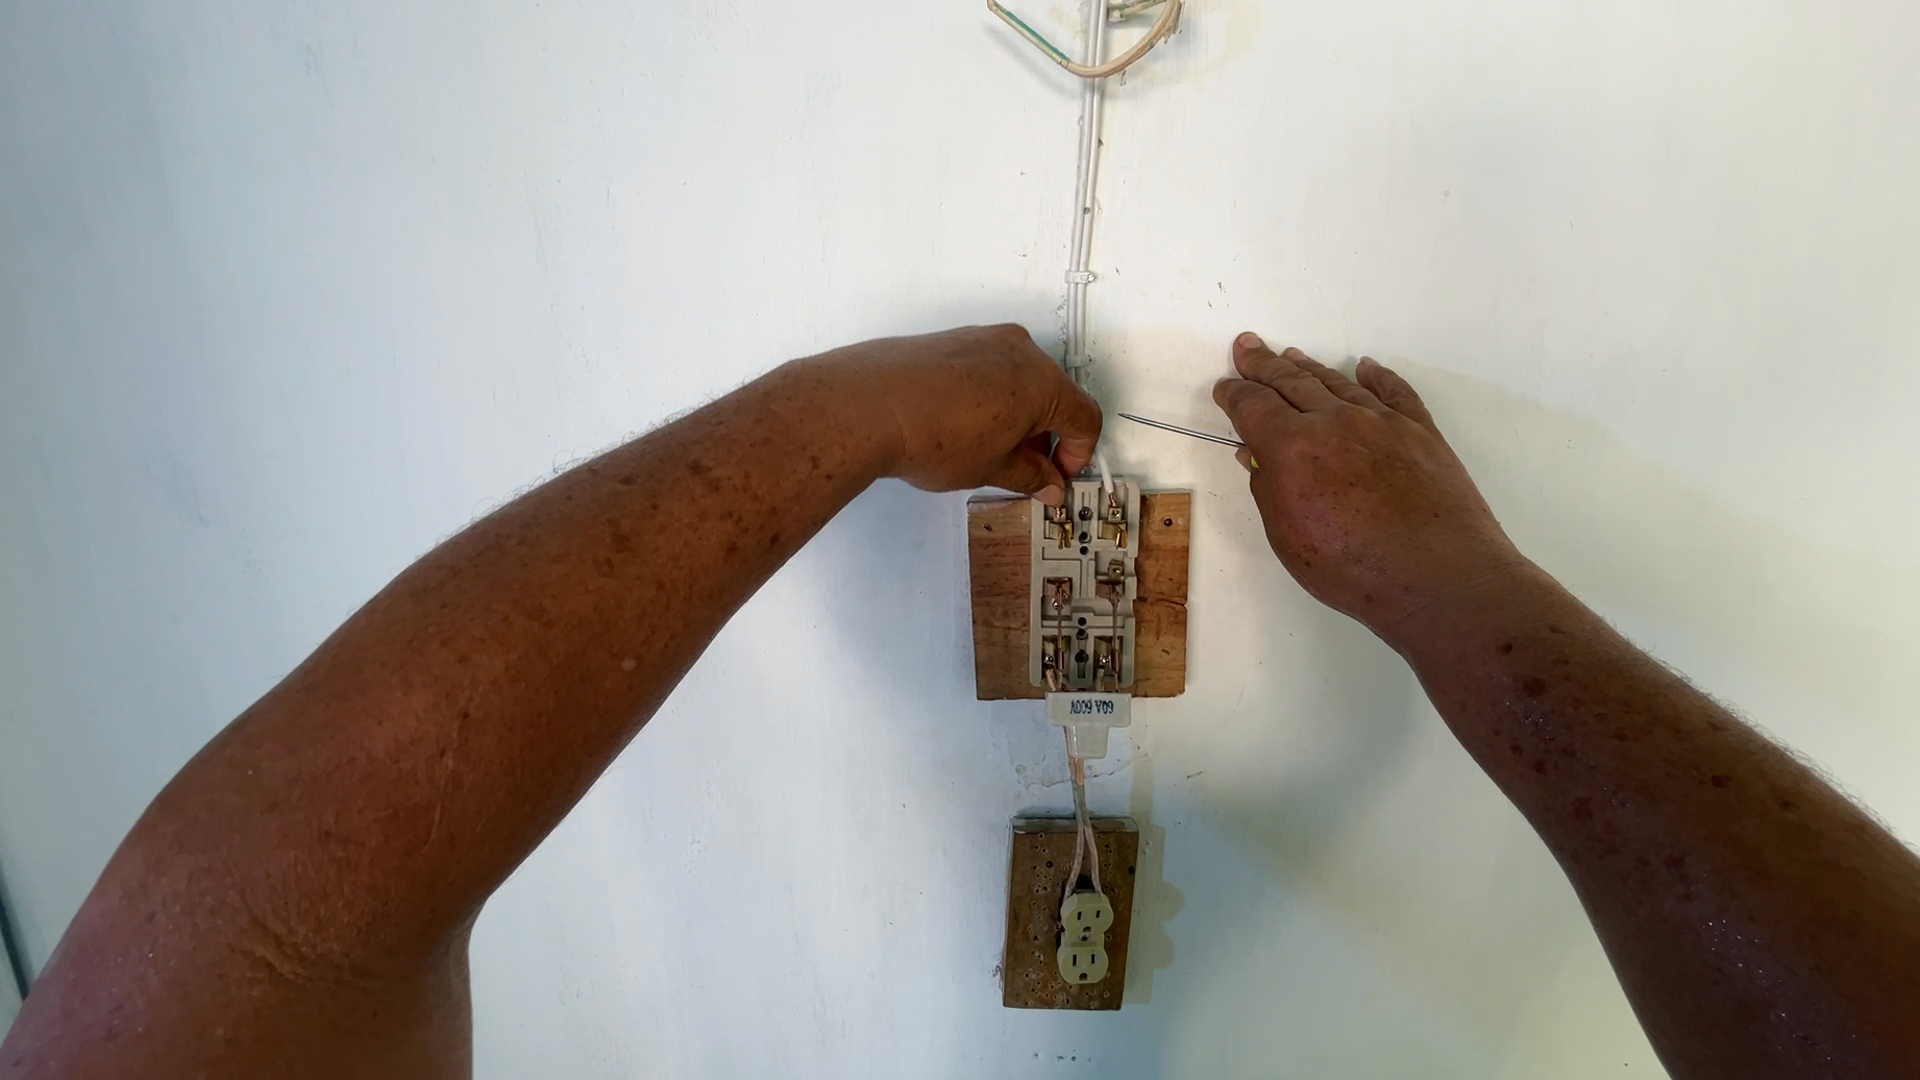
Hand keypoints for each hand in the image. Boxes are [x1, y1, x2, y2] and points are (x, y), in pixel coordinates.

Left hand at [803, 324, 1101, 504]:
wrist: (870, 405)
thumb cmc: (935, 436)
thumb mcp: (992, 469)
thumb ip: (1030, 476)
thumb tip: (1049, 484)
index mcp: (1043, 382)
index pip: (1084, 418)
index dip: (1077, 455)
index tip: (1055, 478)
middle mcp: (1020, 351)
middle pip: (1052, 396)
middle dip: (1044, 438)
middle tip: (1021, 471)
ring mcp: (983, 339)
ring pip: (1017, 381)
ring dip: (1014, 417)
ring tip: (984, 451)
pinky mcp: (952, 340)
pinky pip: (985, 369)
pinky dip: (987, 398)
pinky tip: (959, 427)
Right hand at [1213, 333, 1525, 636]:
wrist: (1437, 576)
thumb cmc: (1349, 565)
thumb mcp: (1286, 535)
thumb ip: (1268, 488)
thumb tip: (1256, 455)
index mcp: (1292, 447)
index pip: (1254, 407)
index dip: (1235, 394)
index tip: (1225, 385)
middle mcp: (1334, 421)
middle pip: (1291, 383)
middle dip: (1264, 364)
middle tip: (1247, 345)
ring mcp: (1381, 422)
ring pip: (1336, 383)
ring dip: (1308, 367)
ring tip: (1290, 354)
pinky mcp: (1420, 432)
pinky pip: (1393, 392)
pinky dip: (1376, 376)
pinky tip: (1365, 366)